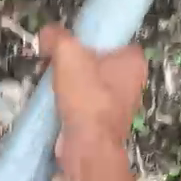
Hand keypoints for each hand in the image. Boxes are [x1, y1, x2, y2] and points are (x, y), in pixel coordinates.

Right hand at [40, 24, 147, 159]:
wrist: (87, 146)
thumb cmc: (87, 96)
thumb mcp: (68, 54)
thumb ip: (56, 36)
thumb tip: (46, 34)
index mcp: (134, 61)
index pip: (115, 40)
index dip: (92, 38)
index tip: (71, 43)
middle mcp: (132, 83)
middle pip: (98, 62)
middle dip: (74, 62)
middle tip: (54, 62)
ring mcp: (119, 106)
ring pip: (90, 85)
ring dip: (69, 83)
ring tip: (50, 81)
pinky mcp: (103, 124)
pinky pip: (84, 105)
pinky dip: (70, 103)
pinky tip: (53, 102)